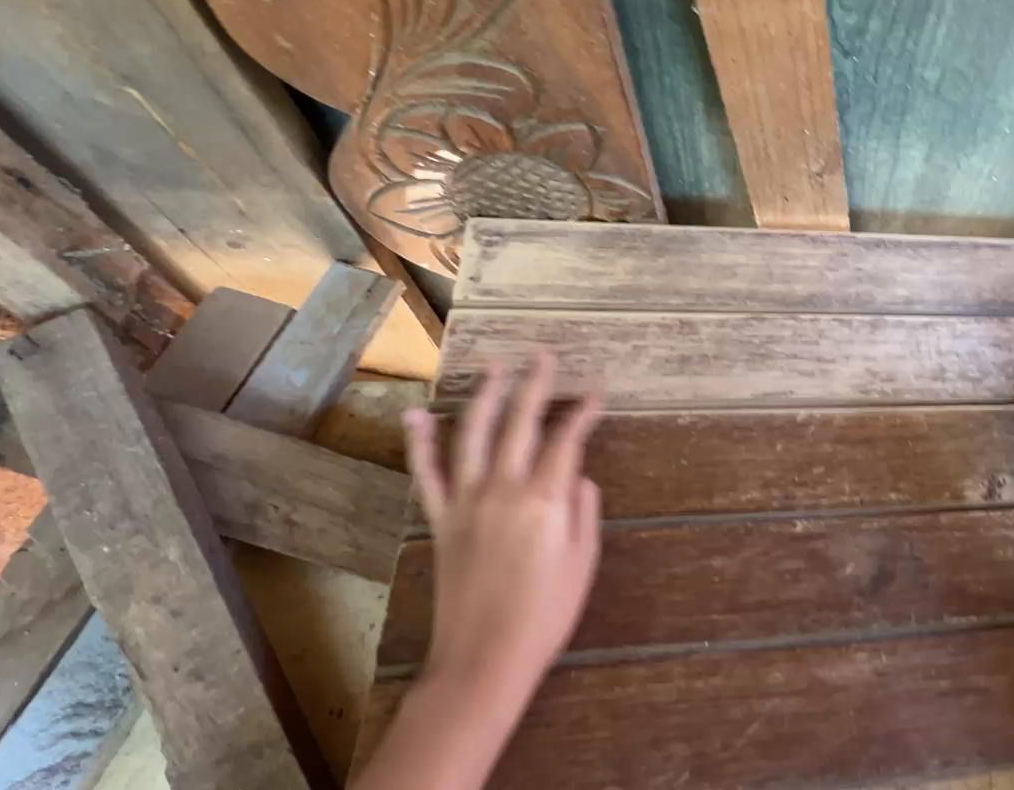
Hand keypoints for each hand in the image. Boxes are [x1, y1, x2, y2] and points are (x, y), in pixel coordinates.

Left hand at [402, 353, 602, 704]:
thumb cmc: (545, 614)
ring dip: (486, 397)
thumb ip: (583, 510)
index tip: (595, 394)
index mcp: (545, 500)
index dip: (582, 413)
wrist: (483, 660)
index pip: (566, 440)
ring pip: (474, 435)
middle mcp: (504, 489)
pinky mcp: (440, 520)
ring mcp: (466, 502)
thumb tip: (578, 474)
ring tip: (497, 368)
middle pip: (521, 423)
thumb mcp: (583, 561)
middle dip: (536, 384)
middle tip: (543, 355)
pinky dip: (420, 443)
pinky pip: (427, 475)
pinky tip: (417, 415)